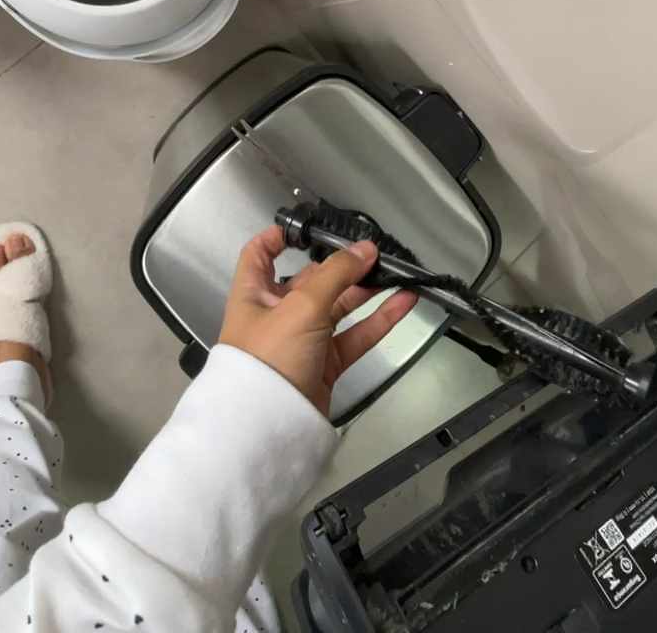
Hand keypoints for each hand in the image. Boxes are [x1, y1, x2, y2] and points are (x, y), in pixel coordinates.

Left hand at [218, 226, 419, 416]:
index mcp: (254, 294)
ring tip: (395, 273)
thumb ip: (337, 274)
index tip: (309, 227)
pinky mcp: (326, 364)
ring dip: (367, 290)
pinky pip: (355, 334)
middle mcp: (276, 314)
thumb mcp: (301, 306)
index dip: (280, 237)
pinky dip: (379, 319)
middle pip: (312, 279)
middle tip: (375, 253)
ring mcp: (302, 339)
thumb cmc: (269, 359)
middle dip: (343, 265)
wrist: (269, 429)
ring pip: (339, 306)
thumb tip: (365, 249)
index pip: (260, 254)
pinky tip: (402, 303)